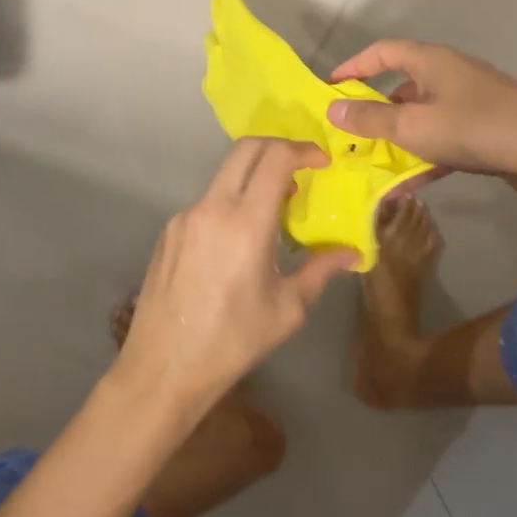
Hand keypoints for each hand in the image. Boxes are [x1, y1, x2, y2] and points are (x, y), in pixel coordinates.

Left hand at [113, 139, 357, 410]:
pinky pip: (205, 204)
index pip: (275, 157)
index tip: (323, 163)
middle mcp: (210, 209)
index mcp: (245, 223)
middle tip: (301, 170)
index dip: (304, 150)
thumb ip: (320, 271)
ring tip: (274, 214)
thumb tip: (353, 253)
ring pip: (223, 177)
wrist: (164, 368)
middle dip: (278, 148)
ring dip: (253, 180)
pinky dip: (230, 206)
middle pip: (245, 149)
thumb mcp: (287, 309)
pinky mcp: (167, 234)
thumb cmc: (233, 342)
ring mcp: (183, 219)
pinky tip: (238, 243)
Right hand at [326, 40, 516, 186]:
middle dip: (376, 111)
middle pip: (403, 85)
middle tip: (352, 135)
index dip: (355, 66)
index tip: (332, 86)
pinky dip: (425, 154)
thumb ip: (371, 120)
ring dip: (399, 138)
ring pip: (424, 115)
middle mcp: (451, 73)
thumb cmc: (472, 129)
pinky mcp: (487, 125)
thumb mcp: (412, 127)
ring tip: (377, 165)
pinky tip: (412, 184)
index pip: (383, 51)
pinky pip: (444, 135)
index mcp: (431, 61)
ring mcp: (472, 99)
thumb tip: (334, 109)